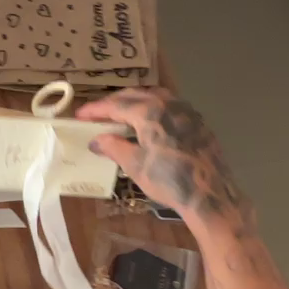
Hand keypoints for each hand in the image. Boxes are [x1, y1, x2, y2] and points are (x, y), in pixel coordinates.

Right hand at [77, 89, 248, 229]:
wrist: (208, 194)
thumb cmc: (167, 180)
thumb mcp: (135, 165)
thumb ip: (114, 147)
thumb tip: (96, 140)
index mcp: (150, 111)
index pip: (116, 105)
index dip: (96, 109)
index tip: (79, 115)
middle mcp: (169, 104)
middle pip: (136, 95)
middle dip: (114, 102)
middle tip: (98, 113)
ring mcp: (186, 111)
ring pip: (155, 97)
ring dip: (135, 102)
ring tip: (121, 114)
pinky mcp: (198, 122)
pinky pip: (170, 107)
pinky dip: (153, 109)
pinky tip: (149, 123)